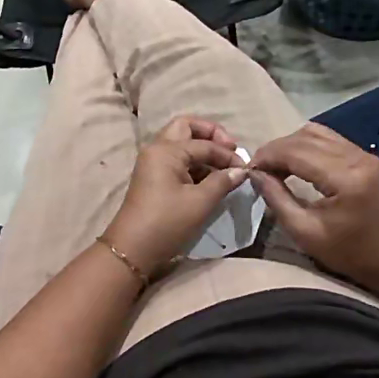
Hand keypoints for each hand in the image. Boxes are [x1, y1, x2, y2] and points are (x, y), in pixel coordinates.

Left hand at [102, 116, 248, 276]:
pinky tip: (212, 180)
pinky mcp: (154, 178)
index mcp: (165, 150)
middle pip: (186, 128)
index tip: (245, 170)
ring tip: (225, 170)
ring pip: (181, 144)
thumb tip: (240, 170)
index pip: (204, 143)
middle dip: (211, 135)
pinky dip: (195, 165)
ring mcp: (153, 163)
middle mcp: (156, 150)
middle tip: (230, 151)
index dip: (228, 155)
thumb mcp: (200, 202)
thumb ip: (222, 181)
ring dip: (203, 151)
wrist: (133, 249)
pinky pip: (177, 161)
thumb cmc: (166, 222)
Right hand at [249, 124, 378, 295]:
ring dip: (289, 146)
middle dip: (274, 150)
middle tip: (257, 170)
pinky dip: (305, 147)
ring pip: (315, 133)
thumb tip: (254, 174)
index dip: (266, 157)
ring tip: (274, 167)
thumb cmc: (351, 253)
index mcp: (345, 177)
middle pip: (304, 137)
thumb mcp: (305, 232)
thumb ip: (276, 198)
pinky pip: (328, 140)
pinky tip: (294, 165)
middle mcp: (357, 157)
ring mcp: (365, 155)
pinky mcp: (366, 158)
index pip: (294, 151)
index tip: (247, 171)